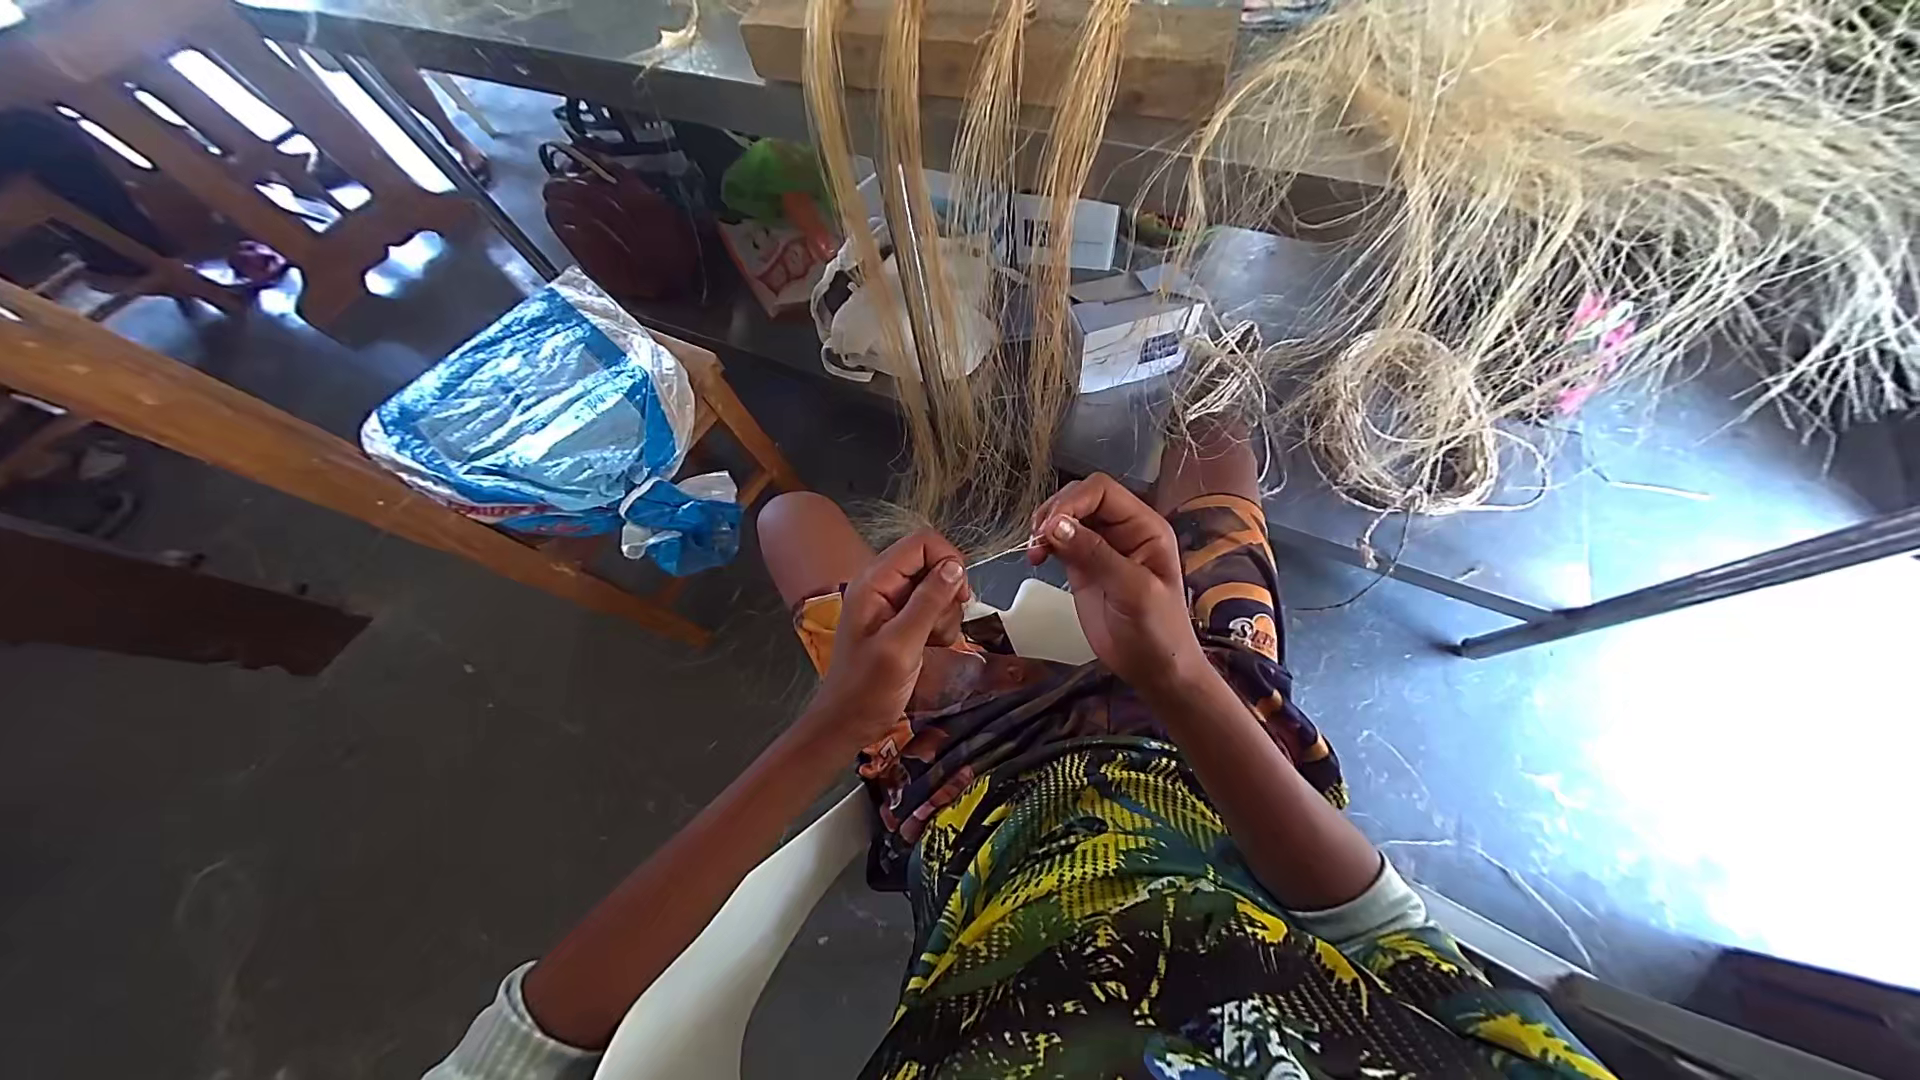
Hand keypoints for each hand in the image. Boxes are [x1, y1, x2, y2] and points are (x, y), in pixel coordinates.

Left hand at [813, 528, 970, 739]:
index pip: (922, 542)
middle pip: (934, 562)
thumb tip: (955, 567)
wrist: (849, 723)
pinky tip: (932, 646)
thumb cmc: (866, 689)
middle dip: (948, 592)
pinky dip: (942, 625)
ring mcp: (894, 602)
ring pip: (940, 587)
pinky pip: (935, 608)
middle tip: (941, 626)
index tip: (959, 596)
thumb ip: (927, 603)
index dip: (948, 561)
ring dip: (946, 613)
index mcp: (875, 581)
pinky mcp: (904, 620)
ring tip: (933, 641)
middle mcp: (884, 584)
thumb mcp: (900, 646)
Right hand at [1029, 473, 1207, 693]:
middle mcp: (1122, 530)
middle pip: (1080, 498)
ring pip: (1065, 517)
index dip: (1072, 501)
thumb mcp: (1133, 591)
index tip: (1049, 527)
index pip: (1102, 491)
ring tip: (1035, 552)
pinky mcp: (1082, 566)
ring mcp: (1101, 547)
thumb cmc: (1157, 631)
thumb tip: (1054, 525)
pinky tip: (1037, 558)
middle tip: (1038, 542)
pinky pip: (1059, 541)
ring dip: (1045, 527)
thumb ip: (1096, 555)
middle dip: (1054, 512)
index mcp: (1144, 526)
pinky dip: (1043, 544)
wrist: (1156, 670)